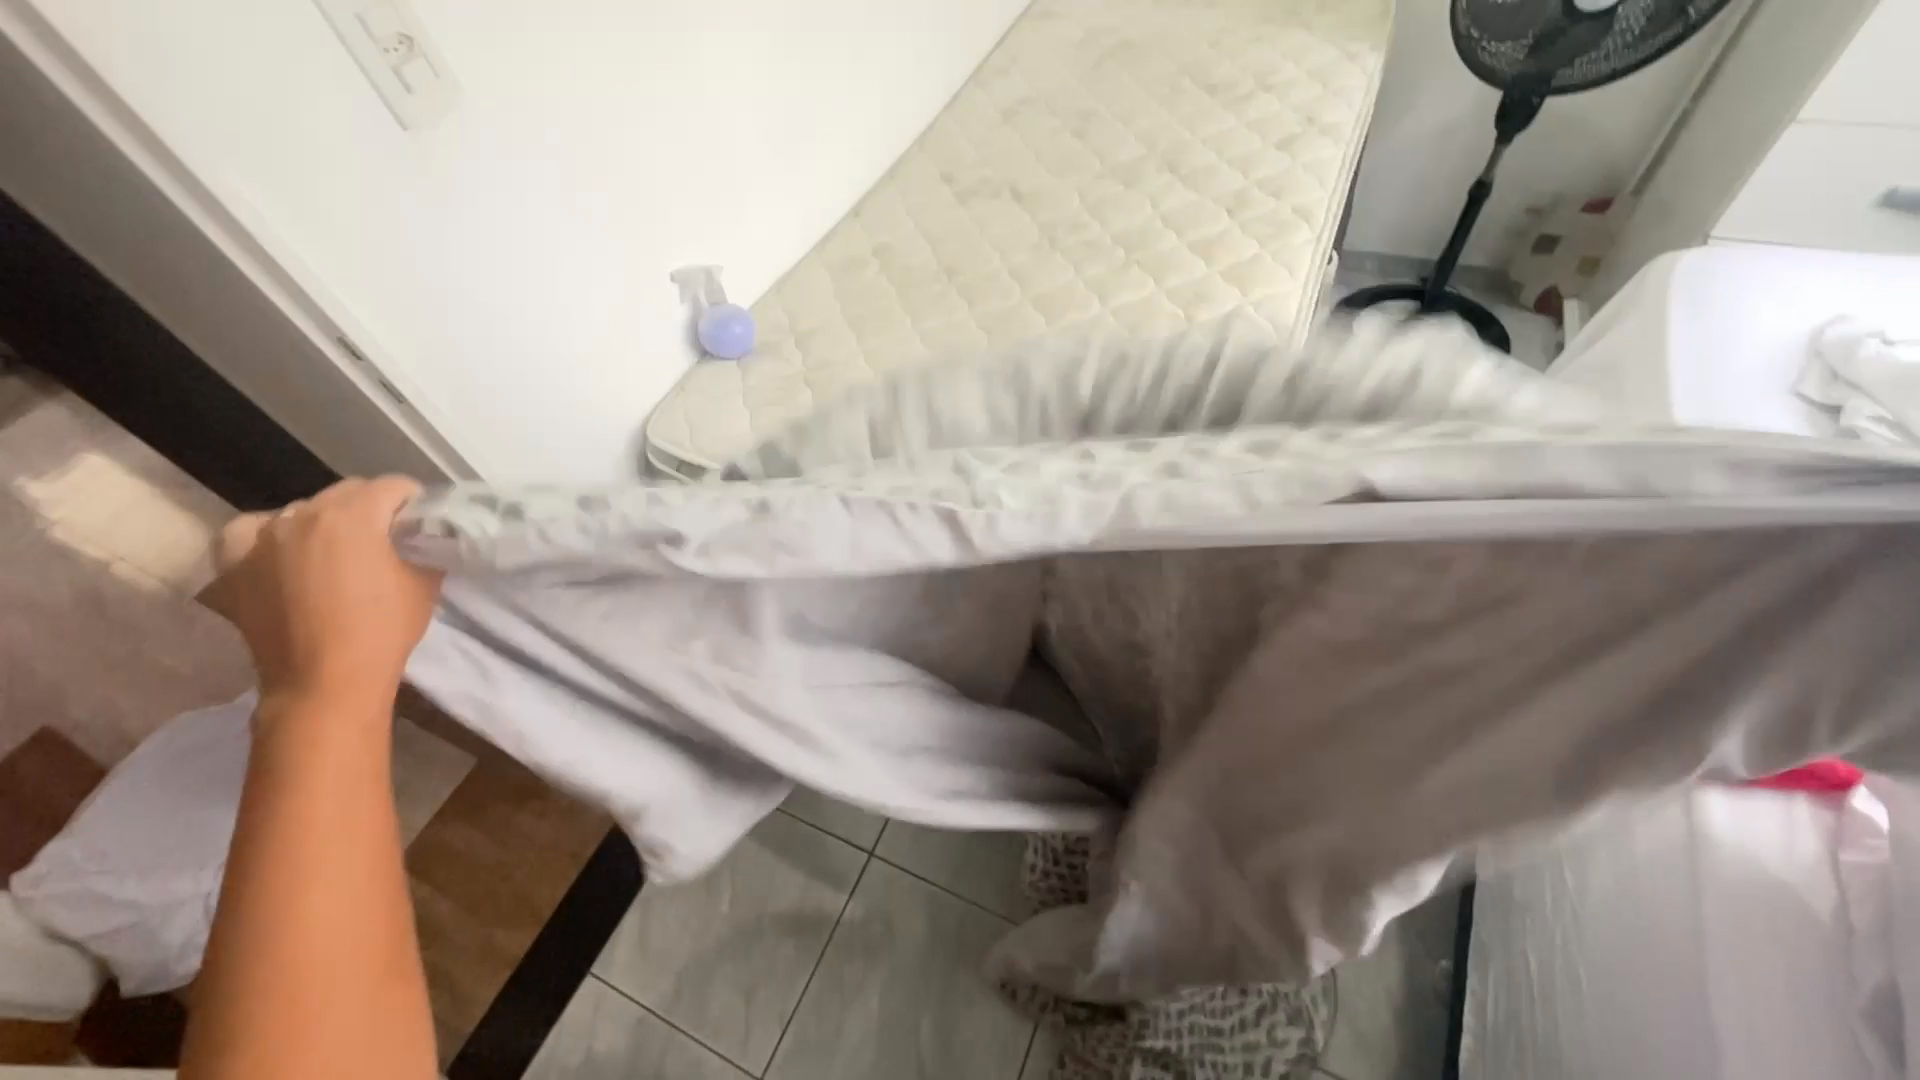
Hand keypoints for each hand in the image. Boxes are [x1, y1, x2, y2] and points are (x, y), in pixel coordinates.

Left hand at [203, 476, 442, 712]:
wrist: (325, 682)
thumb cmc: (383, 630)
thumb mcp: (425, 583)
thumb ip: (424, 547)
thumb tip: (424, 535)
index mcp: (353, 515)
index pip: (393, 486)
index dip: (415, 501)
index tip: (424, 522)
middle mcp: (301, 515)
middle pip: (346, 493)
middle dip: (371, 508)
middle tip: (388, 539)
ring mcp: (261, 540)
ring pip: (300, 511)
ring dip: (324, 522)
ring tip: (338, 551)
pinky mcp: (235, 568)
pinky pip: (248, 532)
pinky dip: (267, 535)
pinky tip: (283, 551)